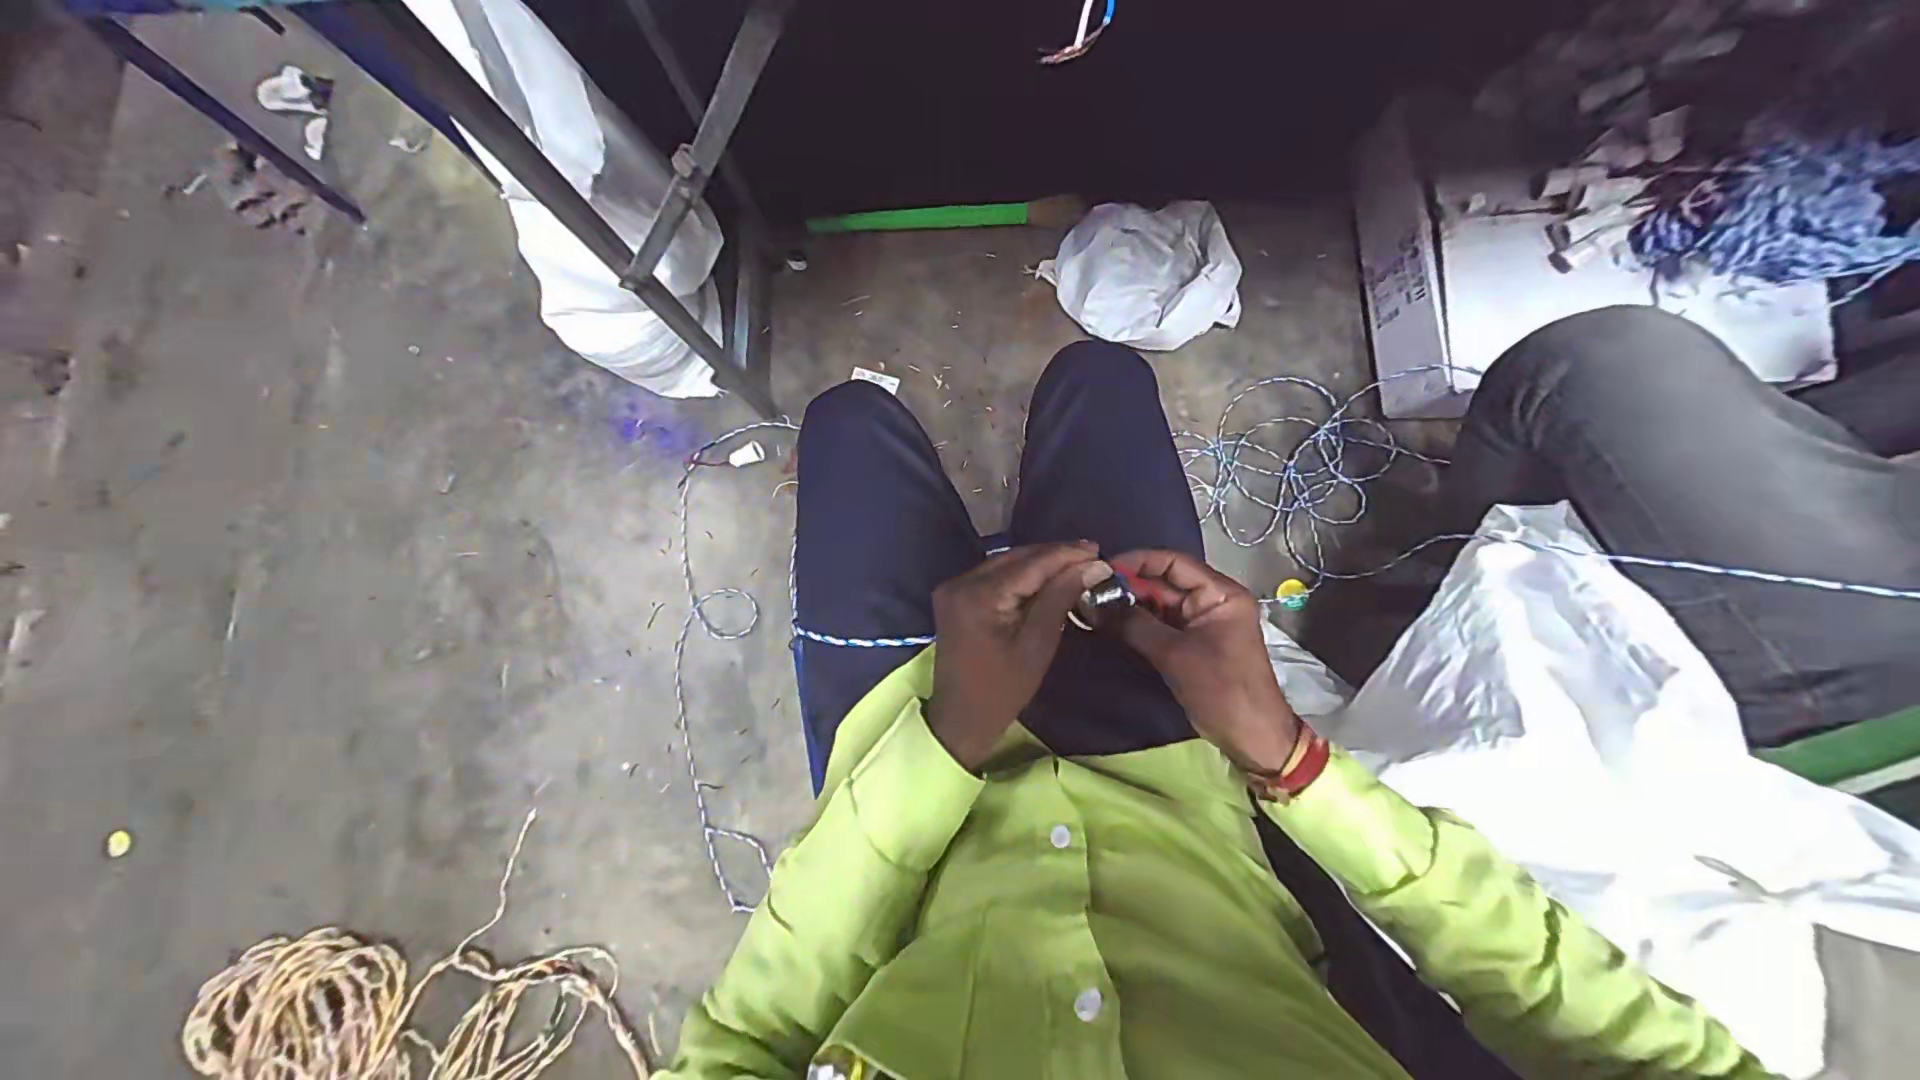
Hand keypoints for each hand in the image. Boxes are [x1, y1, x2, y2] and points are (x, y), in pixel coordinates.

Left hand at [927, 542, 1110, 769]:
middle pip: (1015, 558)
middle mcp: (960, 582)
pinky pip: (993, 575)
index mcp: (978, 595)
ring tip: (1075, 562)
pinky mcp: (954, 595)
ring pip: (1004, 563)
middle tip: (1091, 555)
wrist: (961, 718)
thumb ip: (1060, 597)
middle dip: (1053, 555)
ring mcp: (952, 587)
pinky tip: (1045, 576)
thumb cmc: (1003, 689)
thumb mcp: (1038, 644)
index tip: (1098, 551)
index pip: (1030, 564)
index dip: (1065, 554)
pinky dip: (1020, 574)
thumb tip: (1092, 565)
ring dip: (1038, 562)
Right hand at [1110, 549, 1300, 773]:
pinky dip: (1134, 622)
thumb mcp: (1175, 654)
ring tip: (1092, 604)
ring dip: (1127, 604)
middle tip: (1089, 590)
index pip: (1174, 562)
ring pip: (1156, 603)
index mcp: (1220, 593)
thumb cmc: (1222, 690)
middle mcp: (1210, 600)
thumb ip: (1134, 625)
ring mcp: (1199, 622)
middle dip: (1127, 585)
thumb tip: (1094, 604)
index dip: (1137, 561)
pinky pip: (1157, 623)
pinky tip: (1108, 622)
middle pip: (1162, 581)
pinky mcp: (1188, 642)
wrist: (1252, 738)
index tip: (1104, 569)